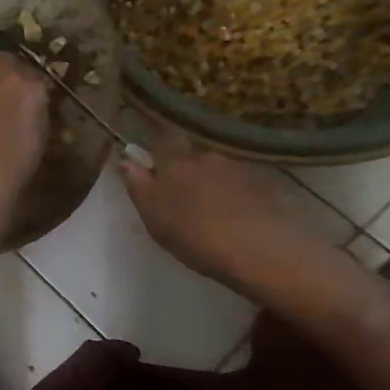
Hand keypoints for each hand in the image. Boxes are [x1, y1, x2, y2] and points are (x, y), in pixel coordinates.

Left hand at [0, 53, 48, 188]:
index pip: (32, 69)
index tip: (23, 86)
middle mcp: (10, 77)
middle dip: (3, 66)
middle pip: (3, 57)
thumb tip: (31, 98)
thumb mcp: (42, 128)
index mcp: (35, 87)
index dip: (26, 77)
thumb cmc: (22, 156)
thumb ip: (37, 104)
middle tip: (2, 81)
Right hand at [118, 126, 335, 286]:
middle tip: (182, 201)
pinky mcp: (264, 184)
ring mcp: (238, 168)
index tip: (153, 168)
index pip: (162, 141)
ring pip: (216, 171)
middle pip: (190, 158)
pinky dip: (234, 196)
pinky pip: (240, 185)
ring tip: (212, 214)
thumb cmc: (192, 233)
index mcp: (174, 162)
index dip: (158, 151)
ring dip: (211, 185)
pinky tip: (236, 218)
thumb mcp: (152, 215)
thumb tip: (125, 160)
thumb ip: (137, 185)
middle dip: (186, 173)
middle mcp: (206, 156)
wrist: (256, 248)